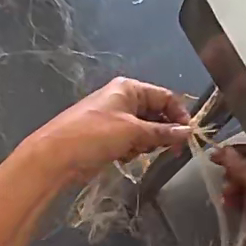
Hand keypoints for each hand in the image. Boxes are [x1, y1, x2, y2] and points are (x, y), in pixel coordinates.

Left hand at [22, 77, 192, 185]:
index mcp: (128, 88)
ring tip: (137, 151)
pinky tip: (124, 156)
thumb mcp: (133, 131)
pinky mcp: (109, 137)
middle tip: (171, 149)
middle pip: (156, 114)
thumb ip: (163, 132)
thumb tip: (188, 131)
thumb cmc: (94, 135)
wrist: (55, 157)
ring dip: (147, 142)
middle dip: (163, 131)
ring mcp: (115, 119)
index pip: (165, 97)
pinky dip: (133, 149)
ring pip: (146, 130)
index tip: (189, 135)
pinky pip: (133, 141)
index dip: (179, 115)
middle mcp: (123, 100)